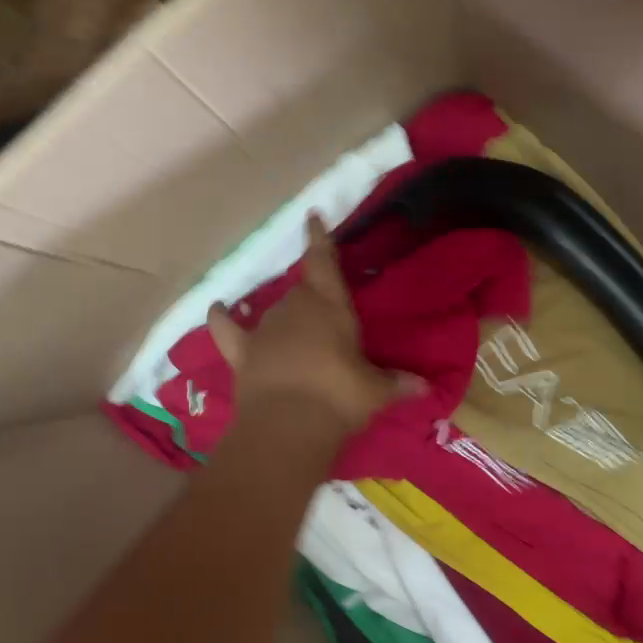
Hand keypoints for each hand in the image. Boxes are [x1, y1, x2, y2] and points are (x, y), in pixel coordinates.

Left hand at [207, 214, 425, 432]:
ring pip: (273, 311)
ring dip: (284, 318)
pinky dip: (221, 318)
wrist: (288, 425)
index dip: (319, 239)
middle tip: (325, 318)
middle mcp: (295, 308)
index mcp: (331, 306)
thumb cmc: (340, 397)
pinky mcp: (242, 353)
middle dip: (312, 298)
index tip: (312, 217)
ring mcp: (265, 329)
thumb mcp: (376, 392)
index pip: (324, 263)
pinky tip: (217, 308)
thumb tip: (425, 387)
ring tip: (296, 334)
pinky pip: (227, 329)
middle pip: (302, 291)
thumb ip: (396, 384)